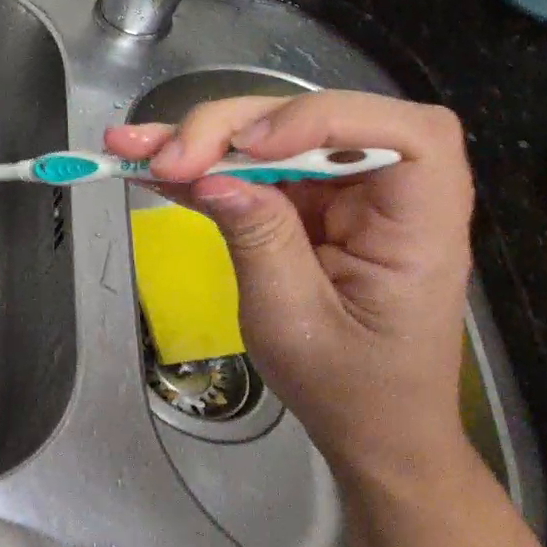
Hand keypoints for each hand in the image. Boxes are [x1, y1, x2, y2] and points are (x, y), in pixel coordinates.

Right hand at [104, 92, 475, 481]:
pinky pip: (245, 169)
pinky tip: (141, 165)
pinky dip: (193, 165)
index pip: (407, 134)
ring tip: (128, 146)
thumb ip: (260, 242)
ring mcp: (339, 198)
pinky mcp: (300, 205)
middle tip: (165, 158)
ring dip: (197, 139)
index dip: (327, 120)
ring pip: (270, 136)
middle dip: (233, 129)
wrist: (368, 425)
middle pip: (316, 122)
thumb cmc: (348, 387)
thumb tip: (211, 178)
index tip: (250, 147)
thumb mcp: (294, 321)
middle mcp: (384, 197)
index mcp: (417, 228)